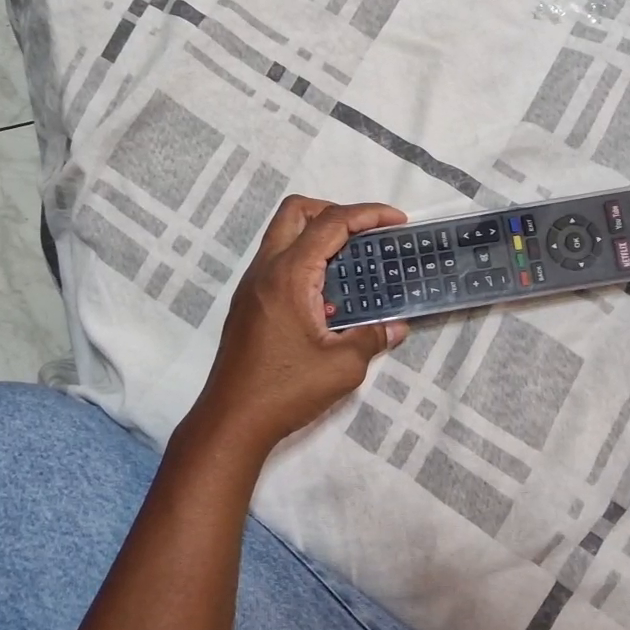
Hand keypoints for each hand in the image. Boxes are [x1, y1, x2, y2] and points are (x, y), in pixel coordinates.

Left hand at [186, 195, 410, 456]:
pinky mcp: (248, 302)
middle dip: (335, 211)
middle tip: (365, 233)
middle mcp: (265, 270)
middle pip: (296, 211)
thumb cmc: (286, 390)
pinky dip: (304, 260)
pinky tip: (327, 296)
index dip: (367, 214)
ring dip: (317, 235)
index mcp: (289, 275)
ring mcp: (252, 285)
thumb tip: (395, 327)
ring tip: (351, 261)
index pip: (330, 223)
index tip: (397, 220)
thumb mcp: (342, 367)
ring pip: (283, 235)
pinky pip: (277, 261)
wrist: (232, 419)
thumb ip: (372, 338)